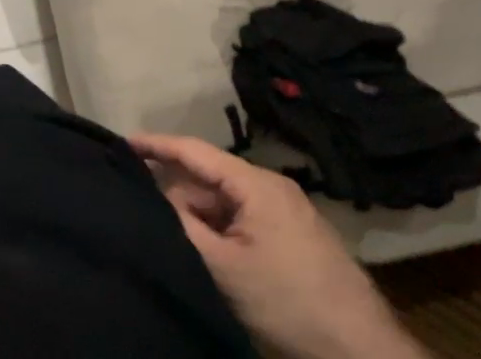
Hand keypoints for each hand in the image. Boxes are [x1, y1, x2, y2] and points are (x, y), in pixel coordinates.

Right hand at [129, 133, 427, 358]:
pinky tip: (209, 262)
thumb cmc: (287, 301)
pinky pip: (242, 223)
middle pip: (206, 181)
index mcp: (257, 185)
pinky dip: (219, 235)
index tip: (117, 144)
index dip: (153, 145)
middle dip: (177, 199)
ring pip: (223, 205)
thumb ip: (179, 223)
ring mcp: (287, 215)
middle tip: (151, 224)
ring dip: (199, 223)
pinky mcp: (293, 240)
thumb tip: (147, 195)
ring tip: (182, 251)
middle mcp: (273, 190)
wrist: (363, 355)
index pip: (194, 151)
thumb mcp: (221, 265)